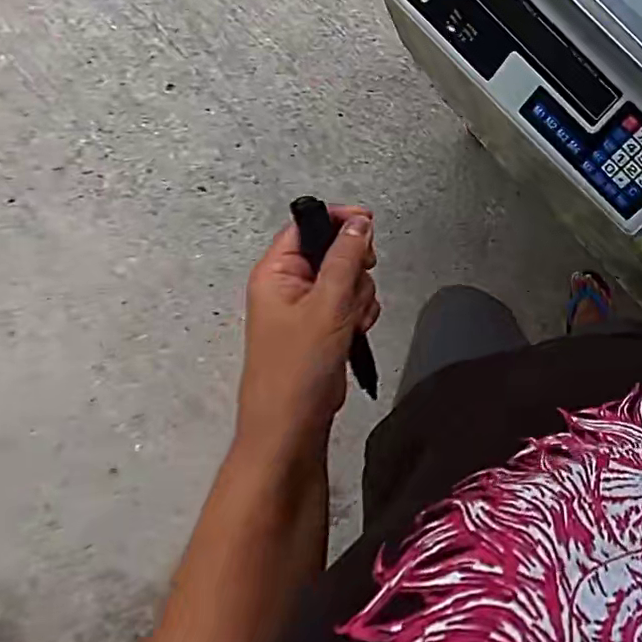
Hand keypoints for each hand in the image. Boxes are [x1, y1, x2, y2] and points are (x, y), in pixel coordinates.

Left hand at [239, 205, 379, 446]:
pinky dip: (360, 312)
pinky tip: (353, 330)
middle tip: (352, 287)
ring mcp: (308, 304)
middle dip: (355, 268)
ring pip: (350, 277)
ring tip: (349, 319)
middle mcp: (290, 284)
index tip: (366, 223)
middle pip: (335, 250)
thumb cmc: (293, 369)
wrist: (293, 420)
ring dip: (359, 295)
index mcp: (276, 272)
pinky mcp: (324, 322)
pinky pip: (352, 300)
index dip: (338, 220)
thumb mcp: (326, 304)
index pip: (307, 226)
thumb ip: (346, 258)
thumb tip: (358, 224)